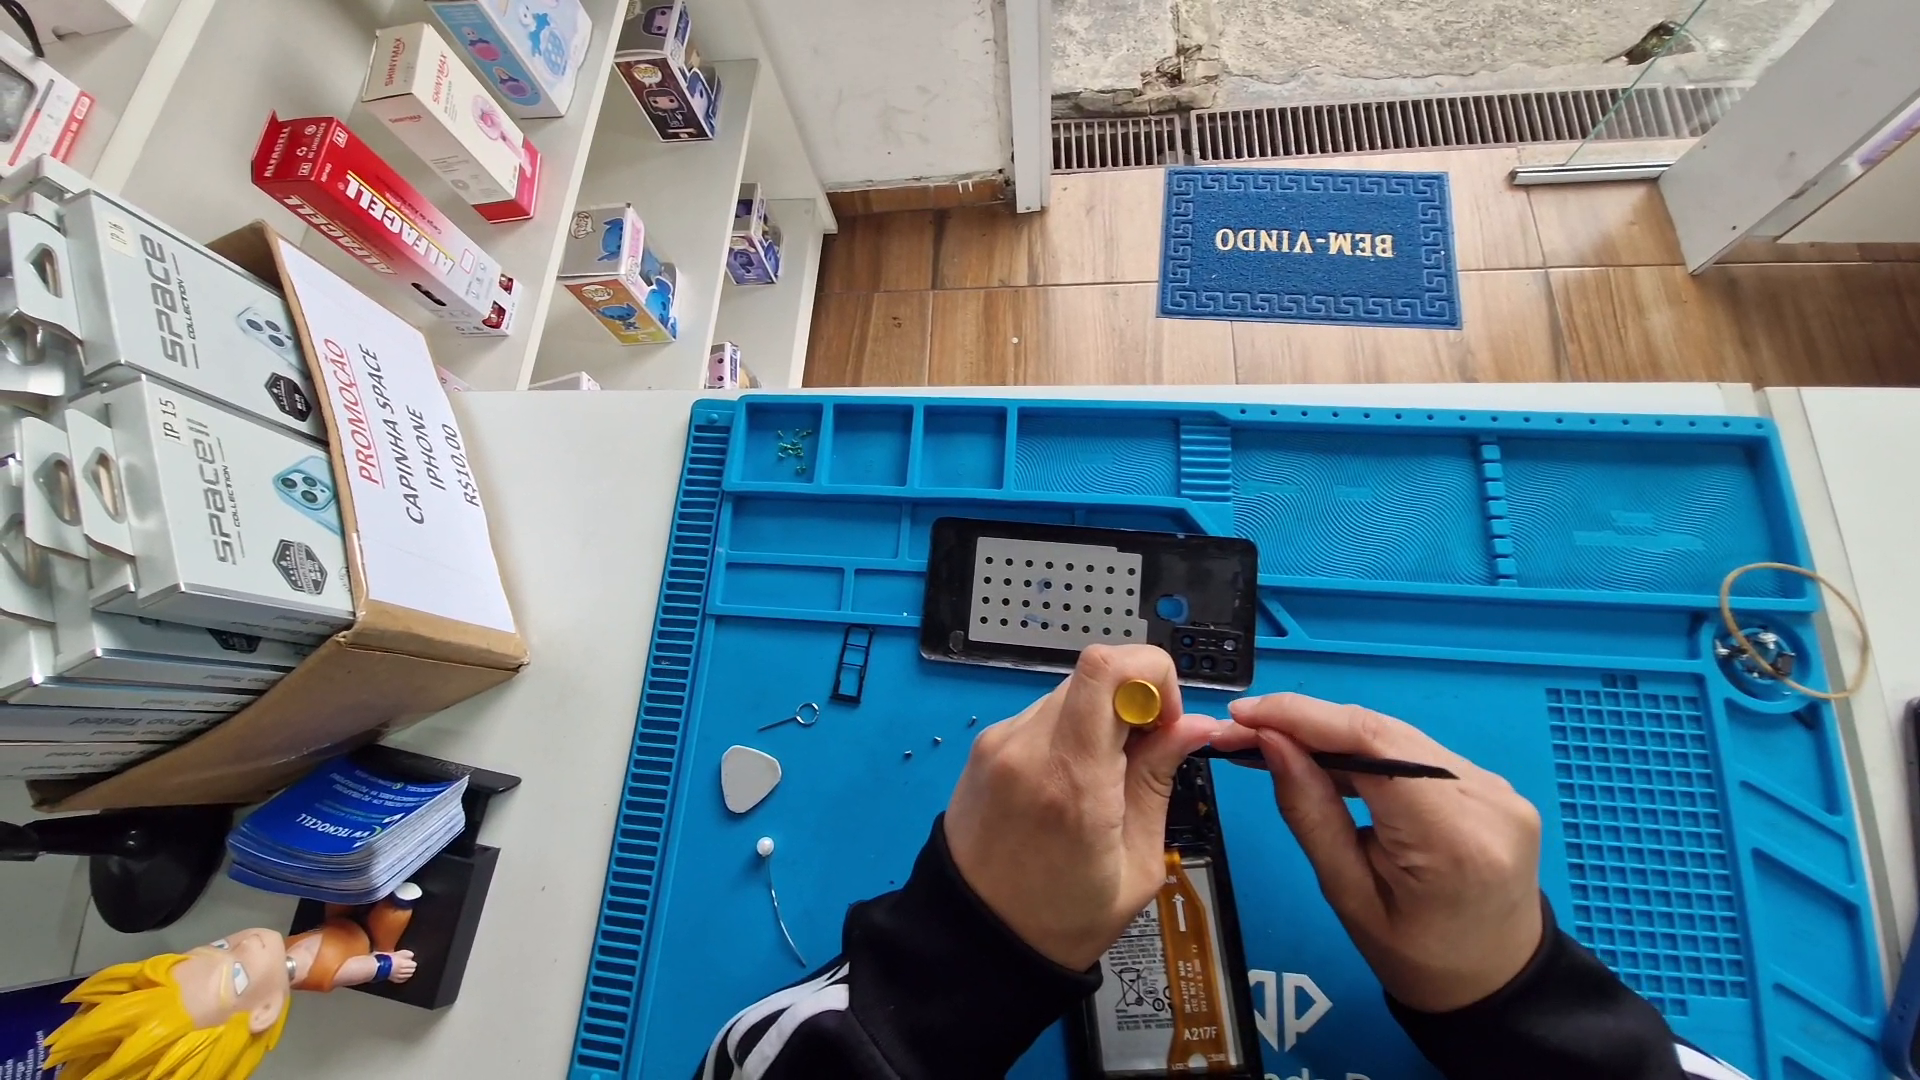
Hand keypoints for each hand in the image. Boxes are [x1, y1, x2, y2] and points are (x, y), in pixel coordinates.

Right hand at [384, 950, 417, 983]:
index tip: (411, 962)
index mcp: (404, 964)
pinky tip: (405, 976)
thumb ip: (409, 954)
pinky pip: (402, 980)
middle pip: (411, 971)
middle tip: (410, 966)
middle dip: (412, 968)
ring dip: (409, 973)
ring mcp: (397, 976)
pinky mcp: (393, 979)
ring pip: (407, 976)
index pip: (414, 965)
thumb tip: (412, 957)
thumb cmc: (391, 958)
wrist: (381, 964)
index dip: (413, 963)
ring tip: (408, 970)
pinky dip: (404, 978)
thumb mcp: (402, 952)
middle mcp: (401, 971)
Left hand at [944, 645, 1220, 970]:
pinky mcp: (987, 743)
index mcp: (1071, 779)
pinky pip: (1043, 713)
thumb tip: (1195, 724)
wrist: (973, 934)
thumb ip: (1159, 781)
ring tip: (1109, 774)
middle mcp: (1028, 745)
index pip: (1107, 669)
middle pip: (1092, 674)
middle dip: (1134, 697)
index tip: (1167, 720)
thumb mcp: (1136, 865)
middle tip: (1146, 752)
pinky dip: (1072, 729)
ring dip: (1103, 715)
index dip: (1152, 674)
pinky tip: (1075, 778)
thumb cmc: (1061, 918)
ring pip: (1069, 690)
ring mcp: (1000, 740)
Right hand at [1213, 694, 1542, 1012]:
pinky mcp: (1485, 781)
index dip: (1300, 716)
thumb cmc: (1415, 955)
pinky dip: (1354, 744)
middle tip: (1240, 728)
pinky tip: (1316, 754)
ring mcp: (1492, 785)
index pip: (1369, 744)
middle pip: (1377, 729)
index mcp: (1452, 837)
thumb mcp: (1345, 892)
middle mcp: (1484, 797)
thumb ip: (1308, 811)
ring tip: (1267, 739)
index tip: (1242, 714)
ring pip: (1388, 731)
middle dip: (1301, 720)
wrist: (1495, 981)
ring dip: (1323, 730)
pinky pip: (1405, 747)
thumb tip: (1270, 741)